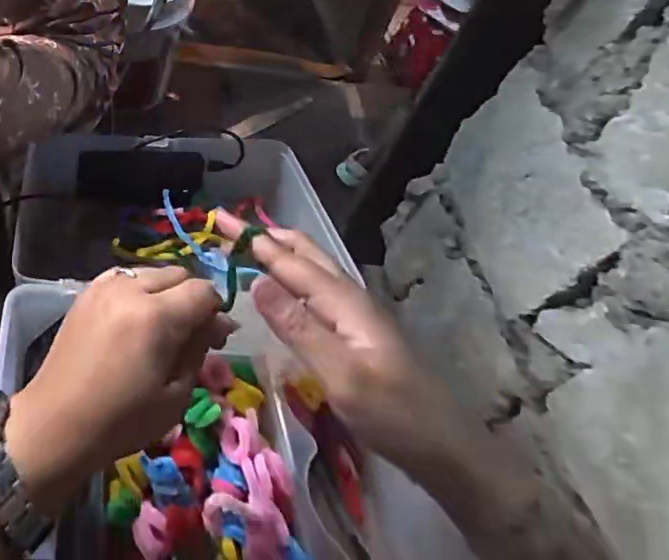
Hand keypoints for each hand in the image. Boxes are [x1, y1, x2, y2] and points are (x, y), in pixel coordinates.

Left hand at [8, 267, 234, 506]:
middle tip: (191, 333)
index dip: (216, 310)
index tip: (215, 337)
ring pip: (149, 272)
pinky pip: (123, 278)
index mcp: (156, 315)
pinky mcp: (86, 291)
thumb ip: (199, 349)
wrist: (59, 420)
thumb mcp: (175, 394)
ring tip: (161, 326)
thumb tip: (219, 322)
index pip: (202, 290)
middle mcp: (130, 288)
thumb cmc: (123, 419)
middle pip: (177, 274)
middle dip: (191, 297)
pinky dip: (137, 289)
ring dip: (164, 290)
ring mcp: (104, 286)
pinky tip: (134, 317)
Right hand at [219, 215, 600, 559]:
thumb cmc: (393, 414)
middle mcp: (348, 295)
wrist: (448, 451)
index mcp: (342, 300)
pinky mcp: (356, 329)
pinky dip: (290, 271)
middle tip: (227, 224)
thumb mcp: (341, 375)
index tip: (219, 218)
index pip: (288, 259)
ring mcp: (355, 312)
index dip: (252, 238)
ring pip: (311, 265)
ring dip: (278, 249)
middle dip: (264, 234)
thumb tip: (255, 280)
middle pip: (302, 251)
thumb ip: (297, 326)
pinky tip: (282, 283)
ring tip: (248, 242)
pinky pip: (315, 285)